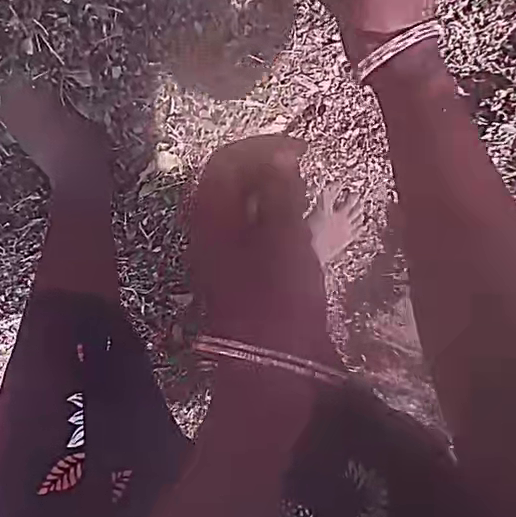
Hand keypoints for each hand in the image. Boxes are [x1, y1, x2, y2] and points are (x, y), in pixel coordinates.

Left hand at [187, 136, 335, 364]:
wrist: (270, 369)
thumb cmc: (278, 303)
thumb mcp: (284, 241)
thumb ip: (280, 194)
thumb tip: (280, 155)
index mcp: (212, 217)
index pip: (227, 160)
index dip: (262, 147)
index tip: (301, 149)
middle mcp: (208, 229)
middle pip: (230, 180)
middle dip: (268, 166)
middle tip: (306, 168)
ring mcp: (221, 252)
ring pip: (242, 204)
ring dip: (272, 190)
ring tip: (306, 192)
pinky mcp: (238, 270)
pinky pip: (251, 227)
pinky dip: (274, 215)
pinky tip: (299, 224)